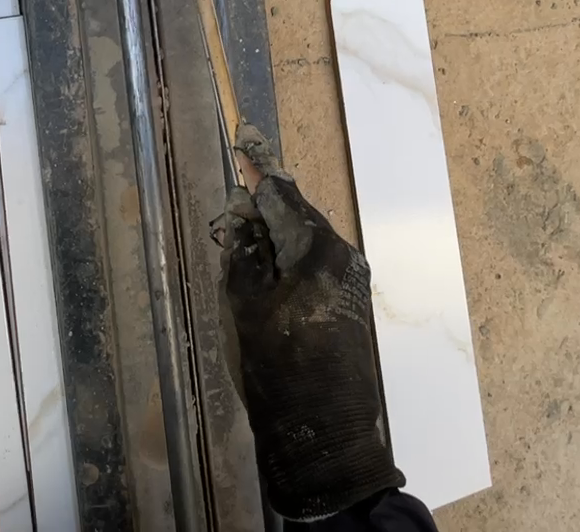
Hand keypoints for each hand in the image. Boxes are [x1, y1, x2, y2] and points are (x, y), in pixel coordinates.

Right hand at [211, 126, 404, 519]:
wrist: (327, 441)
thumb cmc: (280, 370)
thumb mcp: (246, 305)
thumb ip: (243, 251)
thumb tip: (243, 213)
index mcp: (320, 250)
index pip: (282, 194)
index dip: (257, 168)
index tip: (242, 139)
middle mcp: (343, 256)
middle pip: (295, 213)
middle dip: (261, 206)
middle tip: (228, 208)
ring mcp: (351, 281)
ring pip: (302, 238)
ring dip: (272, 234)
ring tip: (239, 240)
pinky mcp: (348, 303)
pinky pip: (312, 262)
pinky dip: (285, 257)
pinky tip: (262, 269)